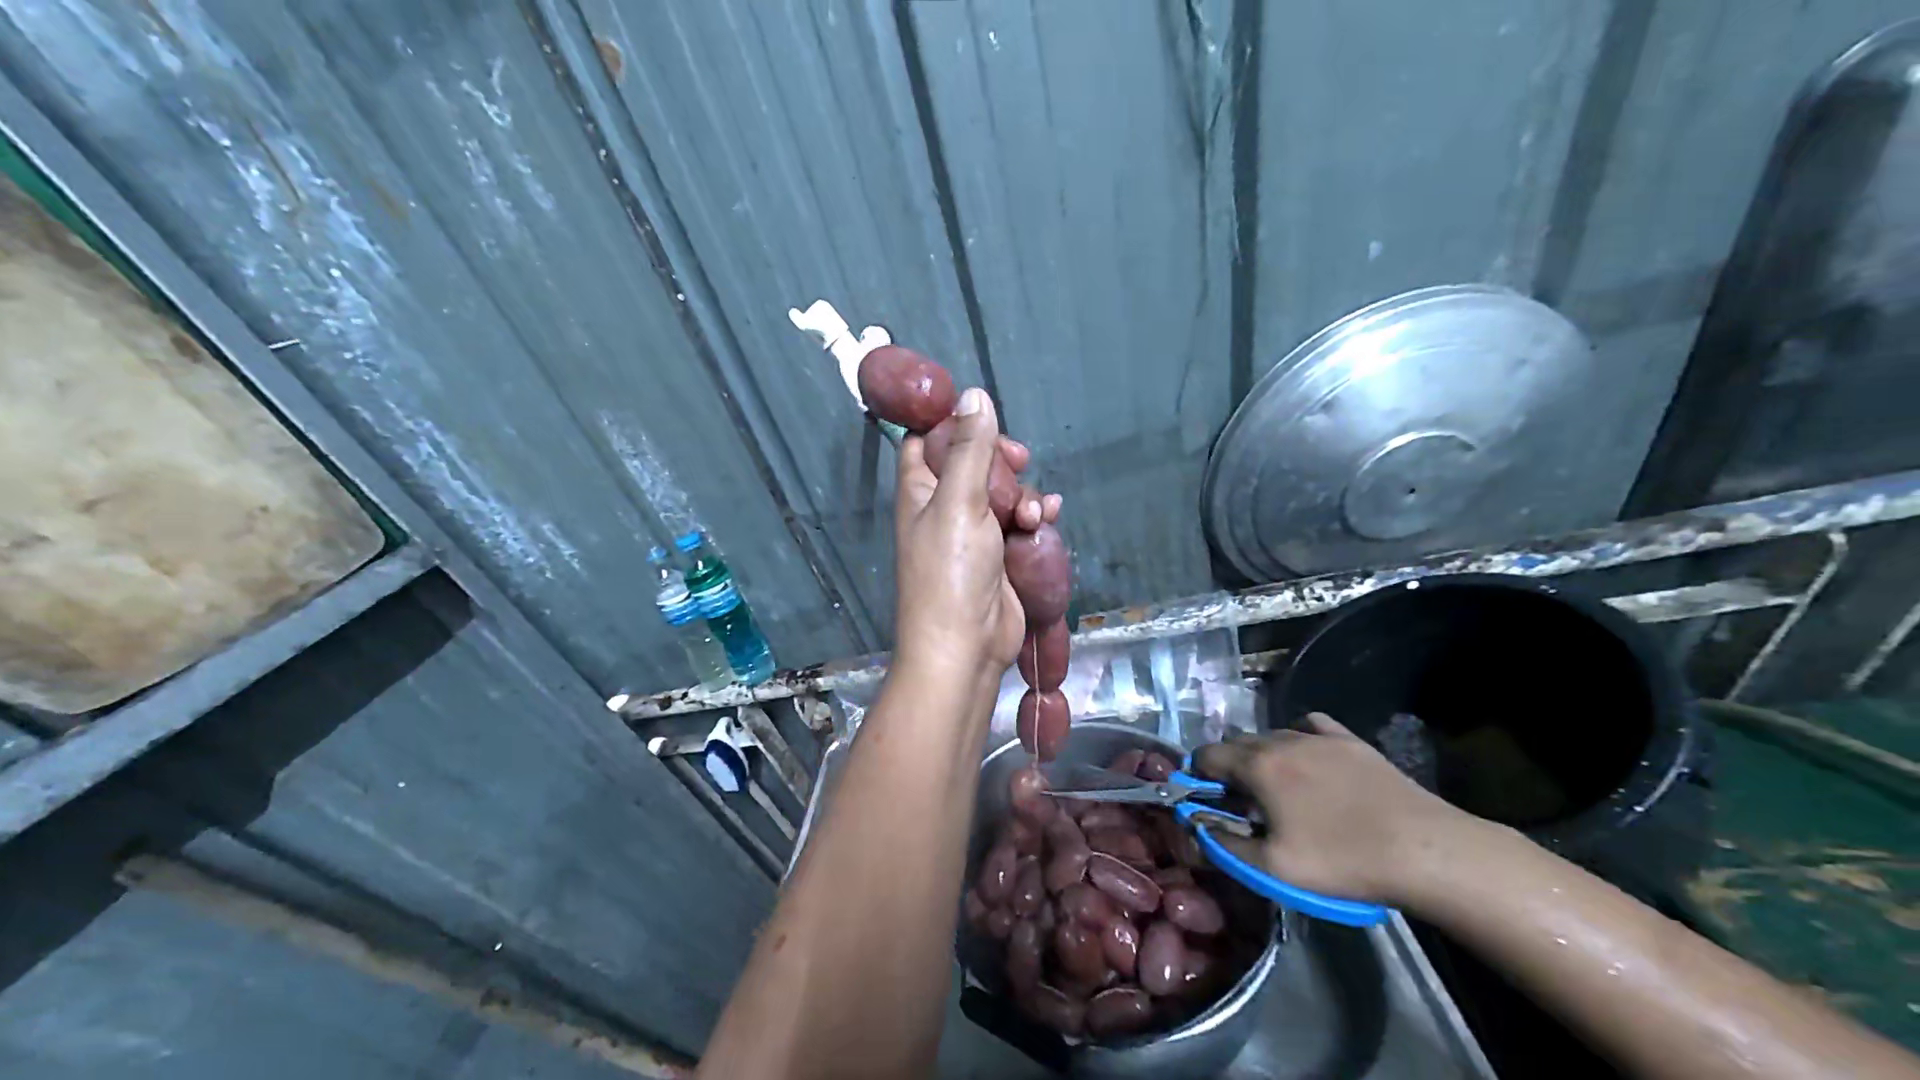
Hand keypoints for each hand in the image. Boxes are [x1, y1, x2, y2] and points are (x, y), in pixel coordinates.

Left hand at [892, 388, 1058, 691]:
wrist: (967, 646)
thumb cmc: (951, 572)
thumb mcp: (959, 503)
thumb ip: (970, 450)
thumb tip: (972, 395)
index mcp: (920, 489)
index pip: (928, 439)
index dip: (953, 424)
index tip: (982, 416)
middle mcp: (944, 506)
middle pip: (975, 461)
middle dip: (1001, 460)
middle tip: (1018, 462)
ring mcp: (974, 531)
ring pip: (1005, 490)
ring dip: (1024, 494)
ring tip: (1031, 516)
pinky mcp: (1001, 553)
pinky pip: (1021, 521)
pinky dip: (1036, 517)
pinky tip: (1048, 519)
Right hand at [1192, 713, 1477, 904]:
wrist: (1426, 851)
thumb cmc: (1343, 859)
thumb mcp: (1274, 865)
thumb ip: (1225, 843)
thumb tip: (1197, 825)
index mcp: (1258, 765)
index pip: (1207, 755)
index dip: (1198, 776)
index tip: (1205, 799)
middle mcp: (1282, 739)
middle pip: (1237, 743)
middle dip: (1229, 768)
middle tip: (1242, 803)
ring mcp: (1319, 737)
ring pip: (1272, 736)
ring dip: (1262, 756)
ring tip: (1278, 789)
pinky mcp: (1351, 742)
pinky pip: (1311, 727)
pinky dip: (1299, 738)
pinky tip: (1309, 761)